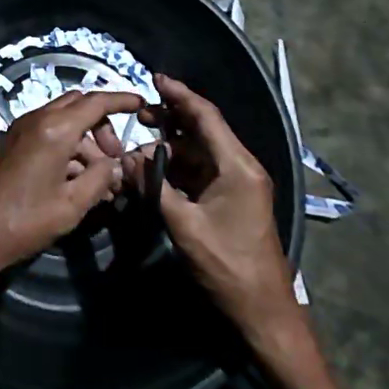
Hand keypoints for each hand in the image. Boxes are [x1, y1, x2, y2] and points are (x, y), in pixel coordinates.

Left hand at [0, 90, 142, 285]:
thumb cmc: (26, 220)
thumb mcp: (72, 204)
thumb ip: (100, 179)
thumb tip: (115, 166)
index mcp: (54, 129)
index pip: (96, 102)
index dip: (121, 100)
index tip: (142, 103)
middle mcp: (37, 119)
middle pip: (80, 106)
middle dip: (103, 127)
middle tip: (116, 159)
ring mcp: (23, 129)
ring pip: (65, 121)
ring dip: (87, 143)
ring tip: (103, 183)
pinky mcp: (15, 142)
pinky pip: (49, 133)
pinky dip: (69, 148)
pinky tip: (81, 182)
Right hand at [129, 75, 300, 332]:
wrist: (262, 309)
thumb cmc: (227, 265)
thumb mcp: (184, 224)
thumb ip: (154, 186)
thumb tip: (127, 160)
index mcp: (237, 166)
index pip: (206, 117)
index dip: (179, 95)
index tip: (154, 79)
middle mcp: (240, 166)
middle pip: (202, 130)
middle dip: (169, 119)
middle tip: (138, 114)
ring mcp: (236, 182)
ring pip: (197, 151)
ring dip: (168, 148)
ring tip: (135, 151)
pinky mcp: (229, 198)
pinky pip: (198, 170)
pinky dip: (175, 167)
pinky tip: (151, 172)